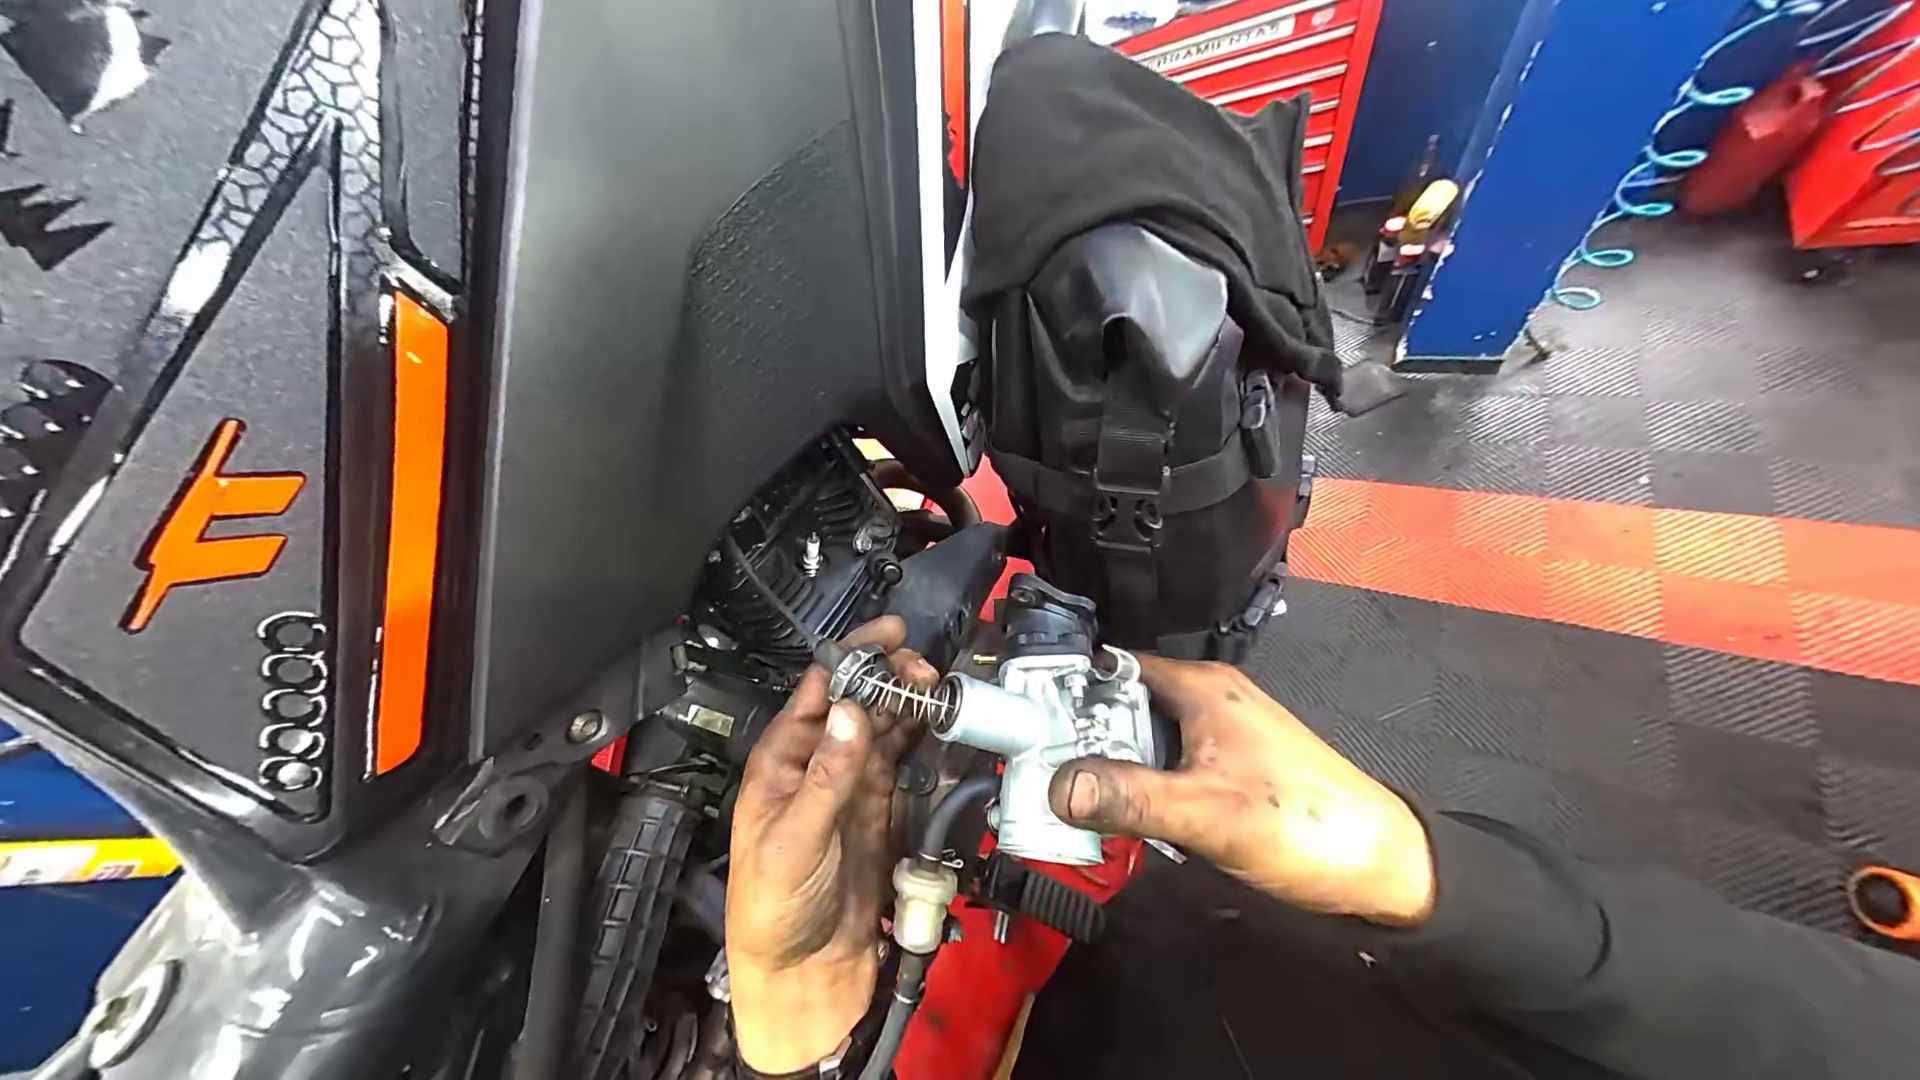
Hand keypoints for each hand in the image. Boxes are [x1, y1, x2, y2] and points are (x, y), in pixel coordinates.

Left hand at [727, 617, 935, 1072]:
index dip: (853, 654)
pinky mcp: (879, 796)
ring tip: (934, 682)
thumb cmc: (775, 902)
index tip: (889, 633)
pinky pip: (901, 751)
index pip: (819, 687)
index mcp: (785, 754)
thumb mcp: (794, 839)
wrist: (807, 967)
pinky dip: (919, 730)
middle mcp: (820, 754)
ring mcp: (852, 774)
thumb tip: (849, 709)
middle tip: (921, 664)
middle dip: (888, 672)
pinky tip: (935, 715)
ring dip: (907, 696)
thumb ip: (826, 776)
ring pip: (883, 718)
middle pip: (857, 695)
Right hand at [1048, 656, 1435, 925]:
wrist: (1387, 870)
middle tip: (1047, 763)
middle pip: (1124, 700)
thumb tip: (1057, 786)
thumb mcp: (1205, 813)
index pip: (1114, 665)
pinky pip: (1167, 756)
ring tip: (1079, 789)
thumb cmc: (1299, 825)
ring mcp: (1220, 728)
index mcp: (1199, 687)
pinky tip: (1130, 806)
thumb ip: (1130, 797)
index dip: (1071, 686)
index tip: (1032, 717)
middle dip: (1086, 730)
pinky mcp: (1230, 760)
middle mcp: (1207, 696)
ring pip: (1145, 731)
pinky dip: (1142, 775)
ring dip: (1114, 757)